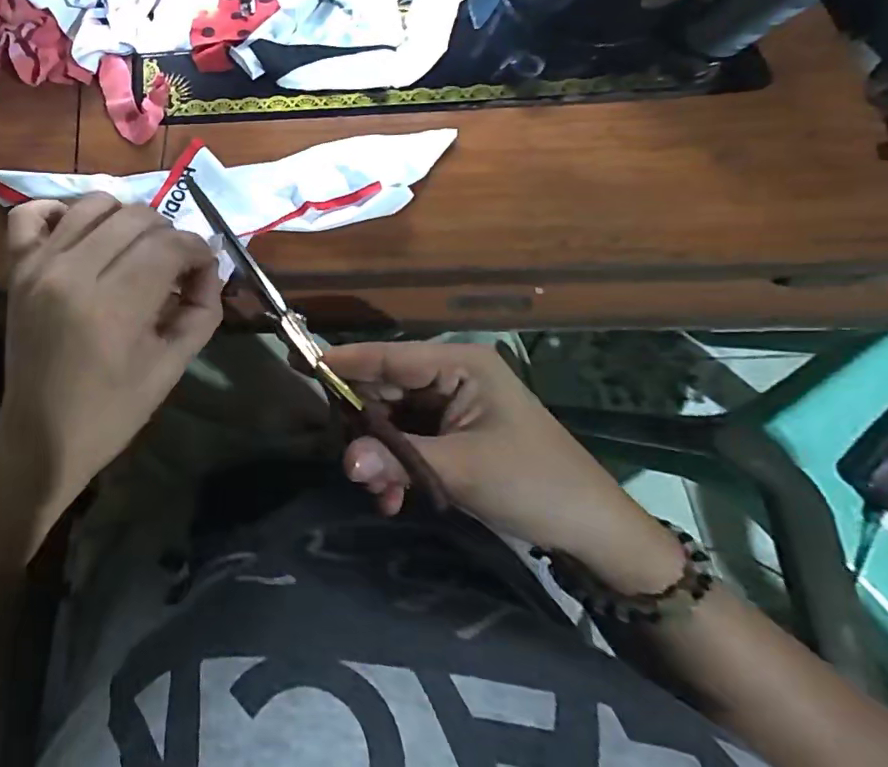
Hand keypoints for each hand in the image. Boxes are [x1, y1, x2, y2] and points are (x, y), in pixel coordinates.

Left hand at [0, 193, 223, 504]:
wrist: (41, 435)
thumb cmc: (112, 411)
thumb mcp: (172, 367)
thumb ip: (201, 311)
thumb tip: (209, 268)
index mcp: (114, 306)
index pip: (169, 244)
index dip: (197, 250)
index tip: (203, 269)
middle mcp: (73, 273)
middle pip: (135, 217)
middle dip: (168, 234)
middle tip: (173, 266)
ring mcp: (39, 267)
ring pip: (93, 204)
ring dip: (125, 218)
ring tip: (134, 250)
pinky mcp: (17, 270)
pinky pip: (29, 214)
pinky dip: (58, 212)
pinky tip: (81, 233)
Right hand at [325, 340, 684, 593]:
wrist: (592, 531)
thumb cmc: (535, 484)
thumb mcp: (463, 471)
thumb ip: (399, 460)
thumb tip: (344, 458)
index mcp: (460, 365)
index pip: (387, 356)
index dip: (340, 361)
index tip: (295, 360)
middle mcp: (450, 376)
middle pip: (383, 388)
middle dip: (363, 429)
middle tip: (349, 464)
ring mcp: (449, 405)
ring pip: (389, 419)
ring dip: (378, 456)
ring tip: (379, 492)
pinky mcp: (449, 433)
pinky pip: (404, 440)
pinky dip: (394, 466)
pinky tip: (393, 497)